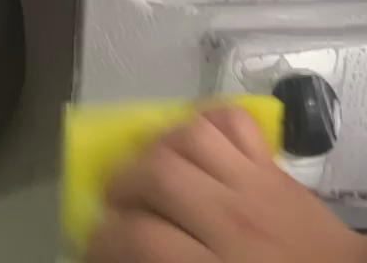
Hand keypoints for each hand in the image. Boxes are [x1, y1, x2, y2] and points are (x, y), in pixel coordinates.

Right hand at [86, 105, 366, 262]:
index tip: (94, 245)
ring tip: (147, 165)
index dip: (103, 241)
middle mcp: (232, 218)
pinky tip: (190, 138)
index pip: (140, 239)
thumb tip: (130, 251)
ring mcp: (256, 183)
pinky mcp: (272, 165)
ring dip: (157, 145)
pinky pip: (233, 120)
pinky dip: (205, 118)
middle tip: (114, 204)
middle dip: (122, 184)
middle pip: (159, 173)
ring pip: (191, 136)